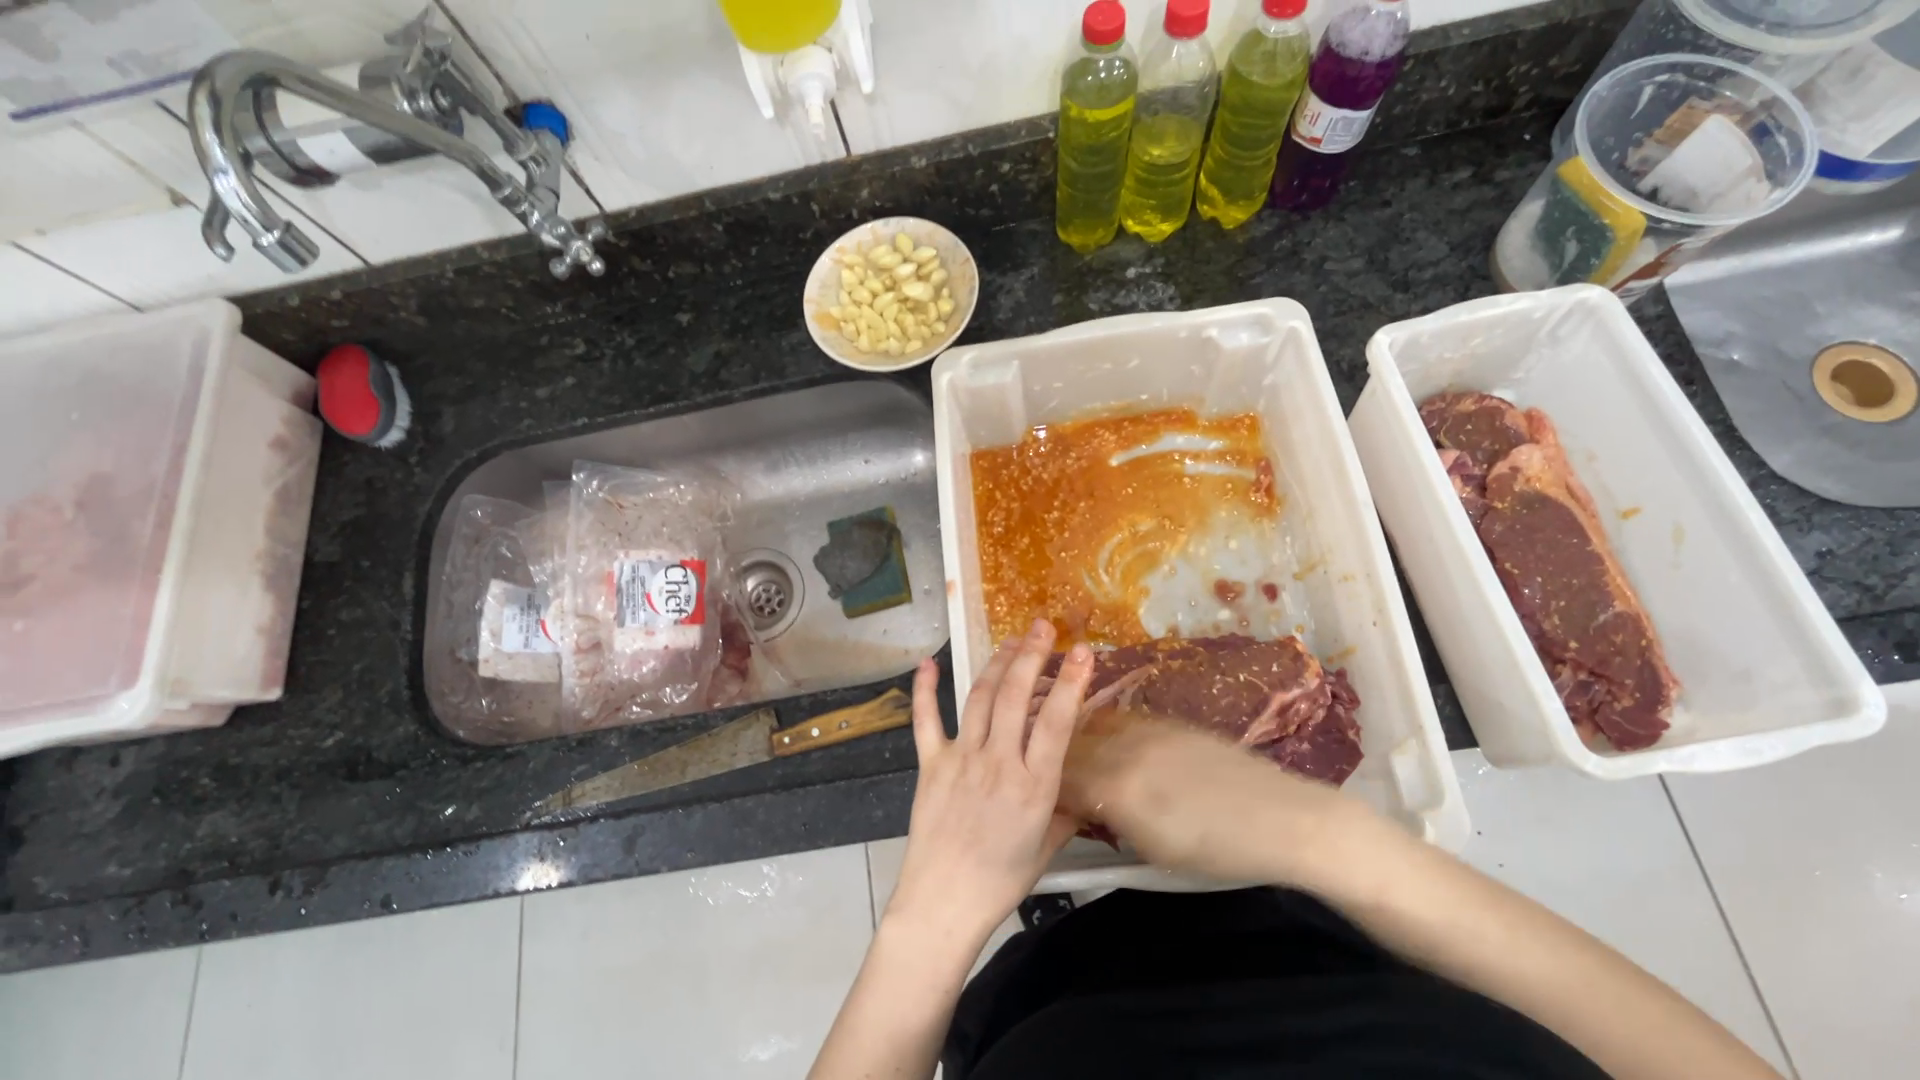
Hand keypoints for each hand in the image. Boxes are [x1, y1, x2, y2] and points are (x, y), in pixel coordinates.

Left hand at [885, 620, 1094, 949]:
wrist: (944, 902)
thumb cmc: (1001, 880)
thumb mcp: (1047, 847)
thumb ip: (1066, 813)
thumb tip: (1083, 793)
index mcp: (1034, 785)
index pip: (1057, 722)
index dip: (1072, 682)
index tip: (1084, 651)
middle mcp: (998, 762)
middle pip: (1016, 696)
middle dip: (1031, 655)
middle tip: (1043, 626)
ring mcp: (961, 759)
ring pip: (981, 698)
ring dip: (996, 664)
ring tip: (1011, 640)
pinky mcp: (930, 764)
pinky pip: (927, 720)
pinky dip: (925, 689)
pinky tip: (928, 663)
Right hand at [1059, 711, 1365, 886]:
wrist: (1281, 818)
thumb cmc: (1217, 849)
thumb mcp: (1153, 849)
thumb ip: (1108, 821)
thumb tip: (1082, 808)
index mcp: (1117, 786)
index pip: (1057, 779)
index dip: (1043, 790)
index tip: (1035, 801)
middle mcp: (1125, 748)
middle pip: (1069, 746)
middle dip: (1052, 761)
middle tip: (1045, 779)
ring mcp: (1148, 729)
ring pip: (1091, 725)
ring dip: (1074, 739)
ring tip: (1066, 755)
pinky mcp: (1168, 721)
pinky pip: (1120, 718)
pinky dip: (1103, 729)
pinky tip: (1105, 742)